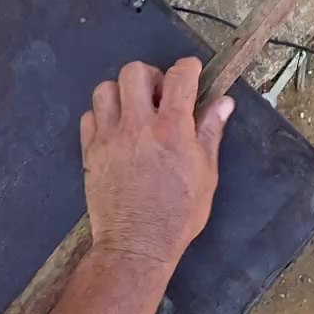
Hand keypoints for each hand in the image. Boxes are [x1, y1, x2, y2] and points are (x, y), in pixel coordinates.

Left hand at [79, 58, 233, 267]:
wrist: (136, 246)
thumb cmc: (179, 213)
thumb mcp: (206, 173)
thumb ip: (211, 131)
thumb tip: (224, 102)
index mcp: (172, 130)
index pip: (179, 77)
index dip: (188, 67)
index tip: (191, 71)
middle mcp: (138, 126)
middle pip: (135, 71)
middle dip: (151, 76)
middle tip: (159, 97)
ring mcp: (109, 137)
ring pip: (106, 88)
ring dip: (123, 93)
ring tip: (134, 112)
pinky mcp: (89, 151)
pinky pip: (89, 116)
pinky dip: (102, 116)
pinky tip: (116, 131)